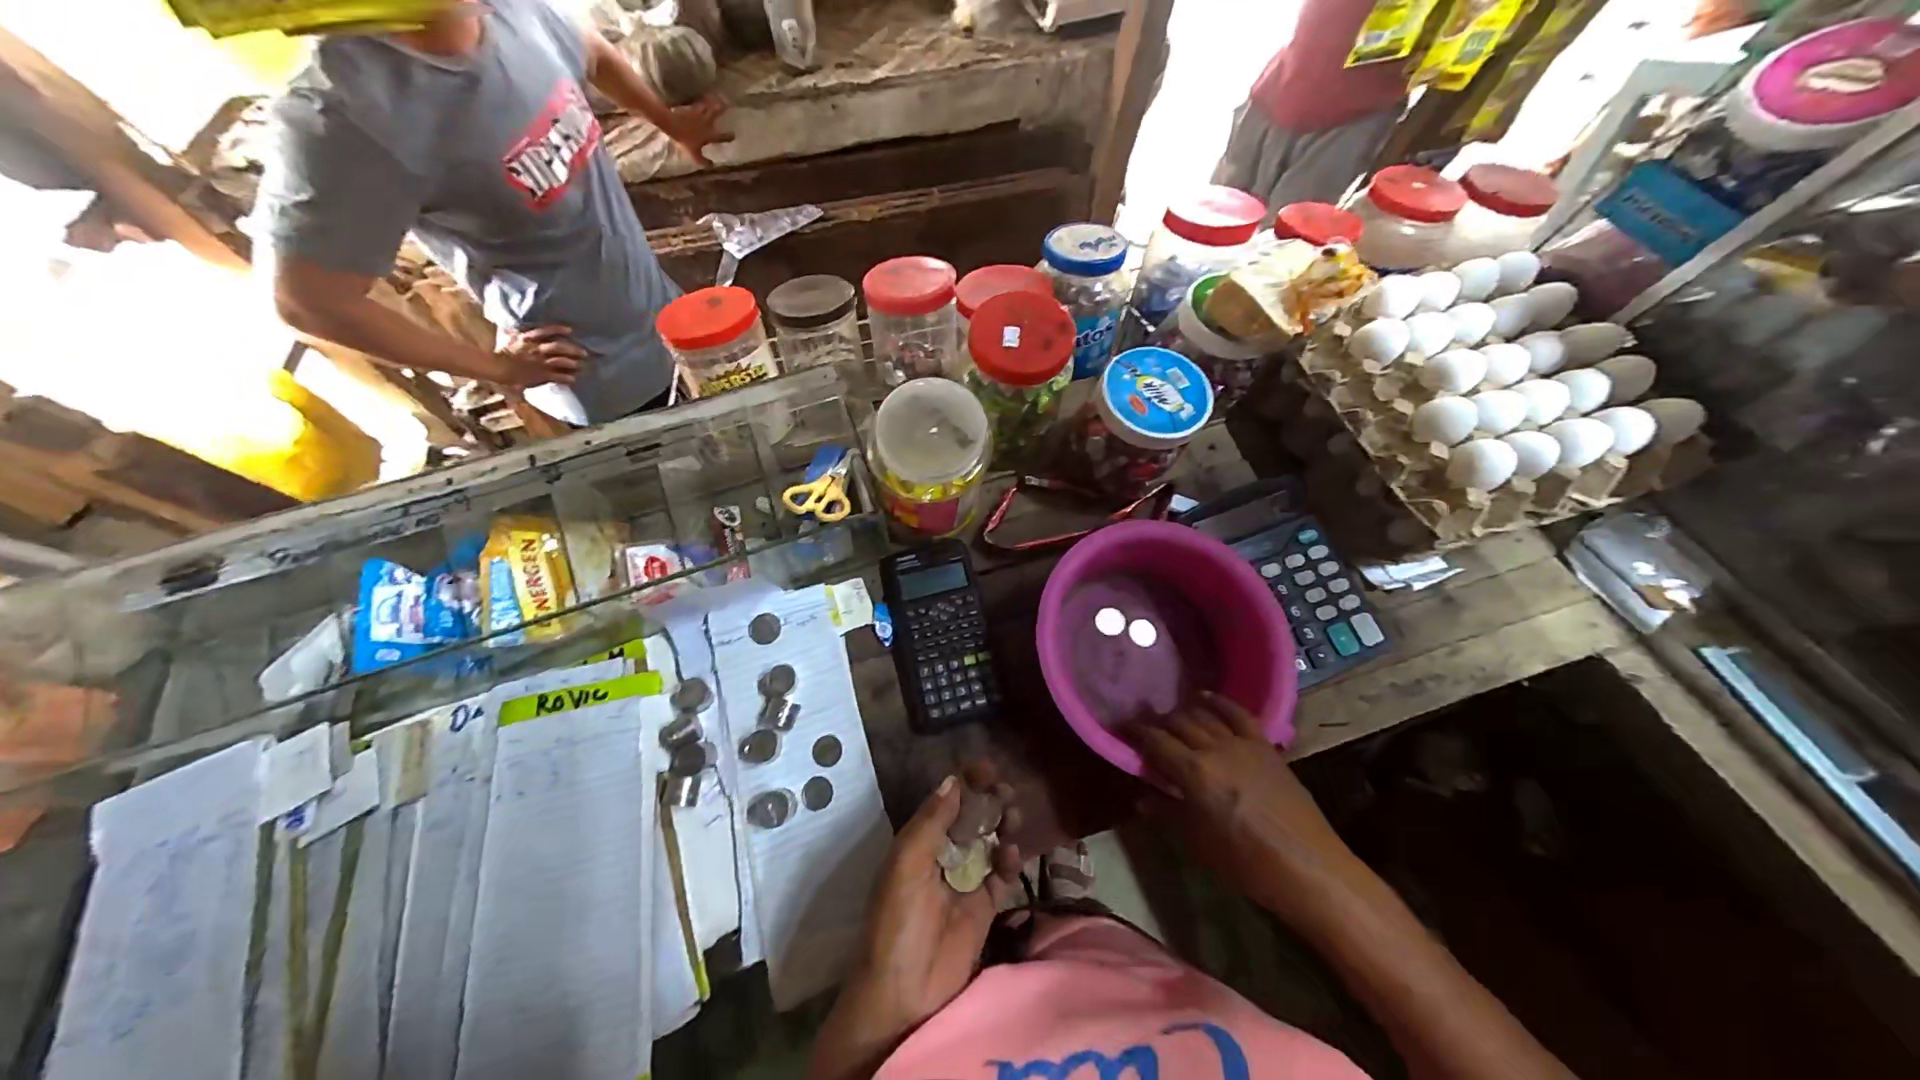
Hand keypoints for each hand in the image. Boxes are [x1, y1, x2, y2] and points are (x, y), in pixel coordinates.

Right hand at [493, 324, 585, 386]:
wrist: (497, 368)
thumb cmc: (500, 352)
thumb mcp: (507, 337)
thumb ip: (515, 332)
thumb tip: (515, 326)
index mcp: (528, 338)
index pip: (545, 331)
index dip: (559, 329)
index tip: (570, 329)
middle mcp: (537, 349)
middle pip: (559, 347)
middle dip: (573, 349)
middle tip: (584, 352)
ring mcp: (540, 363)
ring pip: (562, 361)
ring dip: (573, 364)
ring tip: (581, 365)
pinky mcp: (541, 375)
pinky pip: (558, 376)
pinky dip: (567, 378)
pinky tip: (573, 379)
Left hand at [659, 95, 733, 166]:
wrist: (672, 124)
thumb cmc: (684, 140)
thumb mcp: (694, 154)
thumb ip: (703, 160)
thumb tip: (712, 165)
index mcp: (709, 135)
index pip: (722, 137)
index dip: (729, 137)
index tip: (734, 135)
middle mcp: (707, 123)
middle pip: (716, 115)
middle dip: (723, 110)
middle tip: (728, 104)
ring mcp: (699, 114)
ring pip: (709, 106)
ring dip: (714, 101)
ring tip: (718, 97)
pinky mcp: (691, 107)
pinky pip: (699, 102)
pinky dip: (702, 99)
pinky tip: (704, 96)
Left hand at [859, 775, 1022, 1026]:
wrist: (905, 992)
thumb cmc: (897, 921)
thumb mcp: (906, 864)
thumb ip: (931, 822)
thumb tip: (953, 780)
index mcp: (918, 843)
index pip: (945, 802)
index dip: (965, 783)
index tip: (987, 768)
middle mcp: (942, 857)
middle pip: (971, 818)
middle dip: (988, 800)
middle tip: (1005, 791)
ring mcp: (964, 882)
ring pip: (989, 842)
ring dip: (1001, 824)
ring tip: (1012, 815)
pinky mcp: (984, 908)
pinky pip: (1001, 875)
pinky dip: (1009, 861)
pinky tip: (1012, 853)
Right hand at [1137, 691, 1358, 924]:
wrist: (1309, 868)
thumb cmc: (1247, 863)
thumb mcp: (1197, 843)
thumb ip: (1167, 813)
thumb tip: (1141, 798)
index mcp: (1194, 772)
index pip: (1155, 741)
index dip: (1136, 732)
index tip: (1122, 728)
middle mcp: (1216, 748)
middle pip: (1178, 723)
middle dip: (1157, 721)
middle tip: (1143, 725)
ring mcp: (1243, 744)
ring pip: (1205, 715)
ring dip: (1184, 711)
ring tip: (1170, 714)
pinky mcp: (1266, 747)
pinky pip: (1238, 714)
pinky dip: (1220, 703)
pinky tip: (1206, 699)